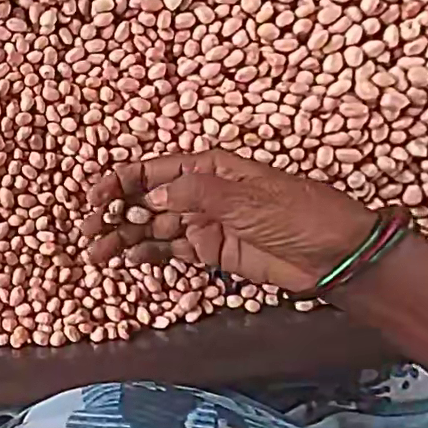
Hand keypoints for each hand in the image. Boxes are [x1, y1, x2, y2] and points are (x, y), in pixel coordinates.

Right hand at [78, 149, 375, 294]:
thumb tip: (149, 200)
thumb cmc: (299, 215)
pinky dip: (146, 253)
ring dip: (122, 238)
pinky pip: (168, 249)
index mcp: (206, 169)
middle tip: (88, 229)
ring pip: (150, 227)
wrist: (338, 256)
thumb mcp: (247, 199)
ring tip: (97, 252)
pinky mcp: (208, 250)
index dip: (119, 183)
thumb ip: (194, 195)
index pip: (151, 171)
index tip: (95, 199)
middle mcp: (197, 193)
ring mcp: (201, 222)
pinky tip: (127, 259)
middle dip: (113, 213)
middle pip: (144, 200)